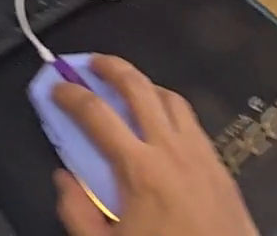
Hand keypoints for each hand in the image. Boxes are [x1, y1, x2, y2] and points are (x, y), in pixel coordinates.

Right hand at [51, 55, 257, 235]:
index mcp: (139, 168)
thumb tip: (63, 177)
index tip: (57, 87)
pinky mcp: (220, 165)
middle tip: (91, 63)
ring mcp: (199, 153)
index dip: (71, 95)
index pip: (97, 114)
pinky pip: (191, 120)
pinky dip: (169, 107)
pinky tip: (162, 121)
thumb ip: (78, 213)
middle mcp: (170, 149)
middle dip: (110, 67)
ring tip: (127, 87)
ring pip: (169, 97)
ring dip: (143, 84)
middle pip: (137, 87)